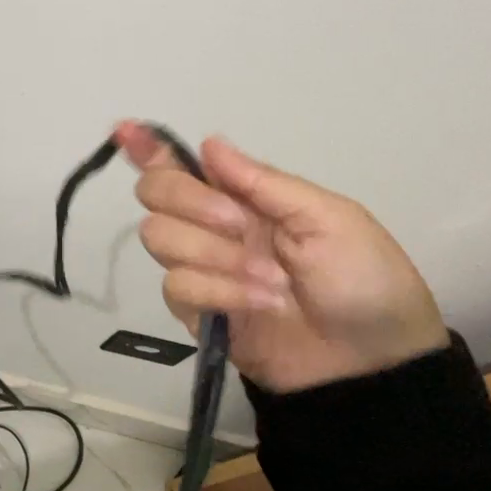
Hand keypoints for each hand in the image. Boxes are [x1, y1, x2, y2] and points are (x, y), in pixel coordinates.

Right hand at [113, 122, 448, 392]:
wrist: (368, 360)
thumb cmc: (365, 281)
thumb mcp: (332, 219)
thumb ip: (265, 183)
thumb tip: (208, 144)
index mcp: (246, 198)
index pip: (184, 166)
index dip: (148, 148)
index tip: (122, 130)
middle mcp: (213, 226)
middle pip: (156, 193)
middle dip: (189, 202)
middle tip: (238, 224)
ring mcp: (200, 266)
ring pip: (159, 237)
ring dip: (213, 254)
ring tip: (266, 279)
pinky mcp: (193, 307)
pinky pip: (176, 284)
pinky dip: (219, 291)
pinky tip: (258, 302)